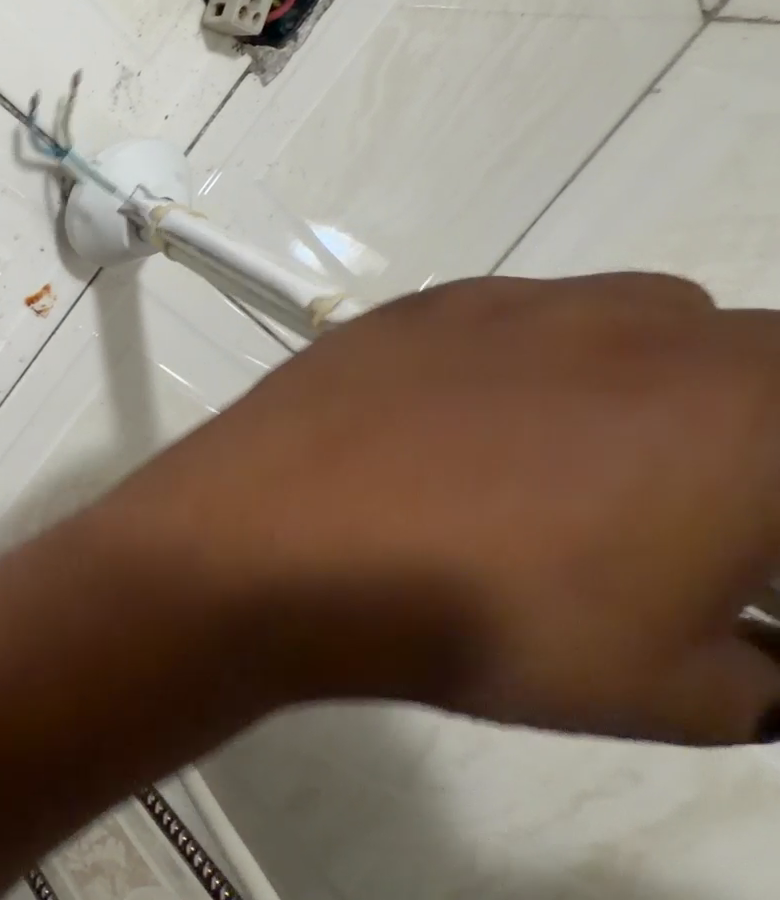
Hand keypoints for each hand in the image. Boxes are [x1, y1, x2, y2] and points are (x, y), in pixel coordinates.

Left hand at [120, 273, 779, 743]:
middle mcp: (643, 328)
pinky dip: (522, 364)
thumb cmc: (479, 620)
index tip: (742, 552)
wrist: (270, 549)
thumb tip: (765, 658)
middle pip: (755, 366)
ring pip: (632, 323)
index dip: (776, 499)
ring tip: (566, 467)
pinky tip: (459, 427)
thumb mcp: (676, 694)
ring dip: (639, 383)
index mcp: (756, 414)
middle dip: (746, 438)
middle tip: (676, 514)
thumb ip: (768, 676)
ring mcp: (509, 304)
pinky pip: (507, 320)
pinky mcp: (407, 309)